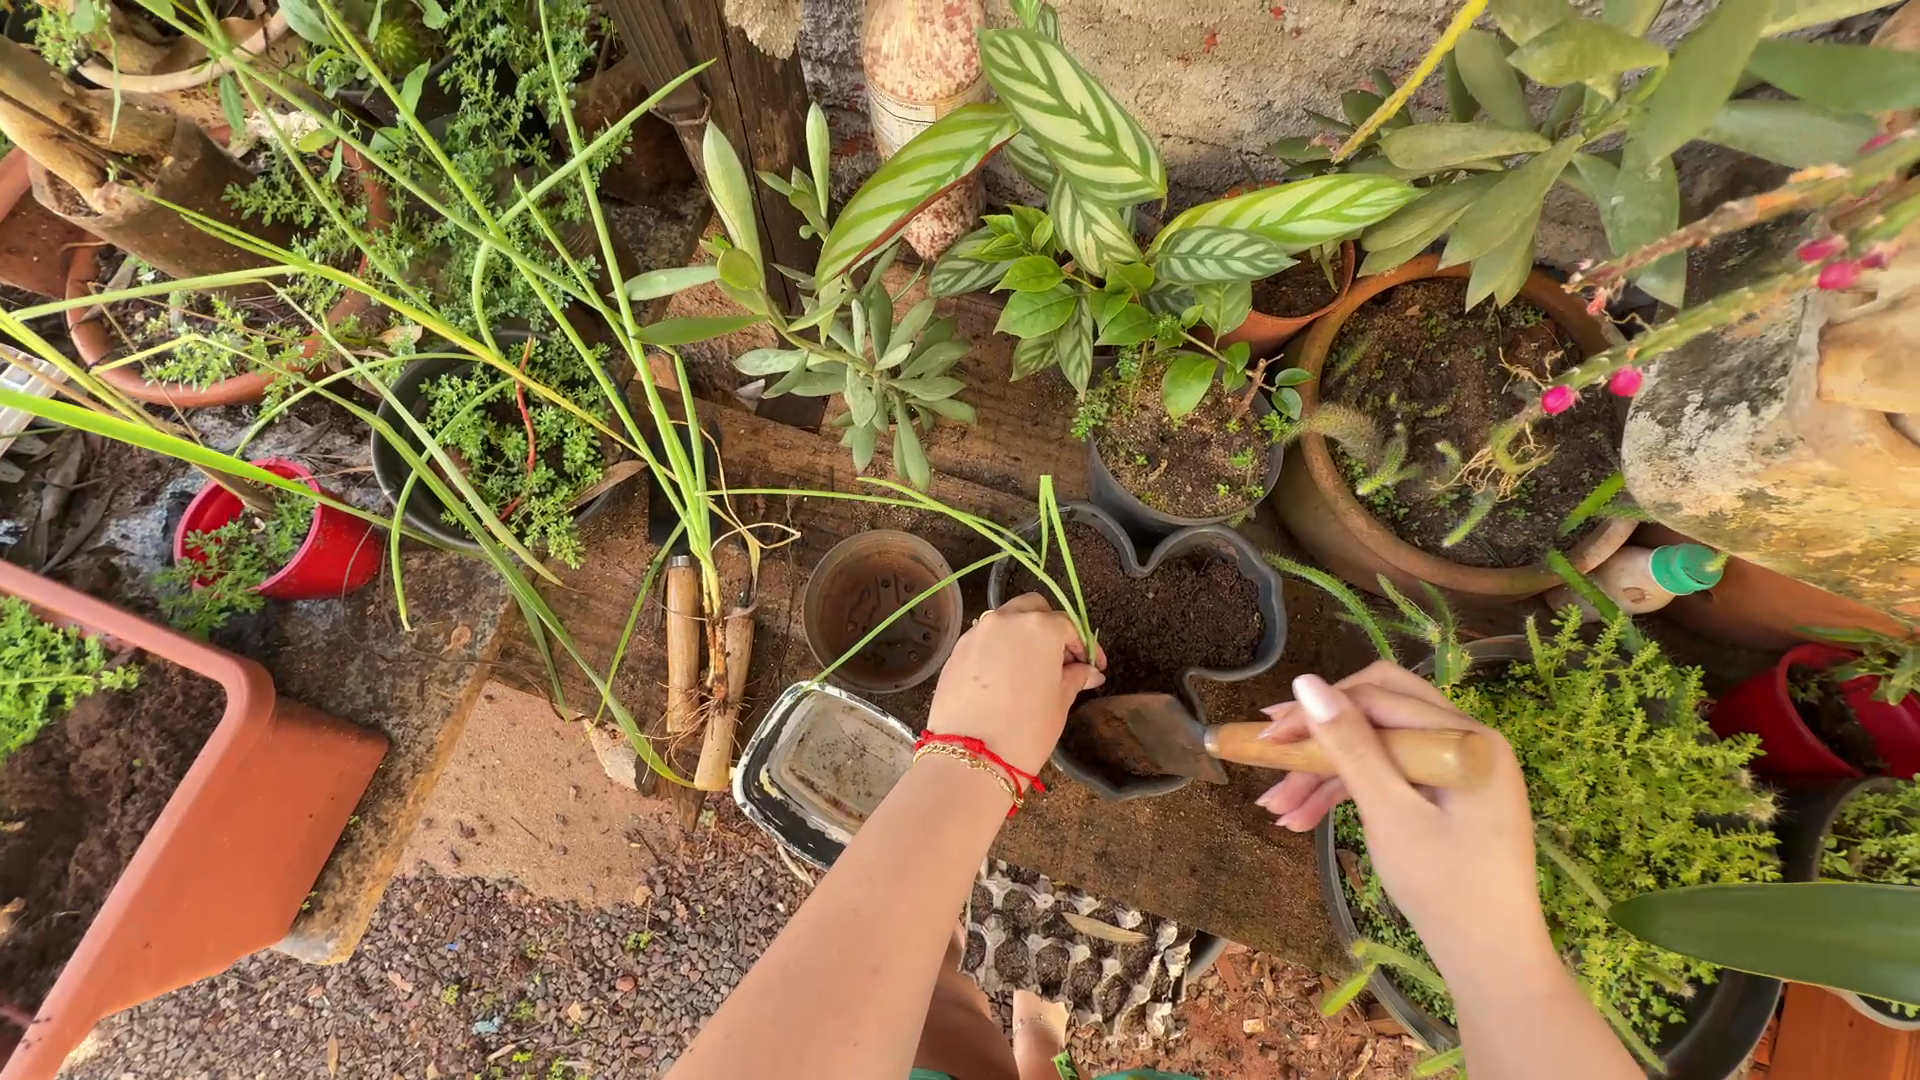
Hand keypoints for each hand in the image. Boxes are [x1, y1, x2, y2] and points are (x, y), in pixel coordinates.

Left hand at [926, 593, 1105, 774]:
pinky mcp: (957, 650)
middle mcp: (1006, 620)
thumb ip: (1074, 677)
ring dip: (1022, 635)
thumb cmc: (1026, 730)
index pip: (1069, 625)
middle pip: (1033, 609)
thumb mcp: (1059, 702)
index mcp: (1039, 627)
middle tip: (1062, 657)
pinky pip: (984, 639)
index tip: (1092, 667)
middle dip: (1051, 627)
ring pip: (1005, 620)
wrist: (972, 755)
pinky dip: (999, 648)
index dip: (1085, 646)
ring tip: (1033, 668)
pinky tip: (1005, 676)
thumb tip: (1089, 672)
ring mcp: (977, 632)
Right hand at [1254, 663, 1545, 971]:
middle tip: (1271, 750)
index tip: (1269, 737)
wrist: (1492, 961)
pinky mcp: (1438, 791)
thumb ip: (1349, 742)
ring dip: (1321, 772)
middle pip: (1371, 711)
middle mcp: (1461, 740)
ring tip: (1275, 807)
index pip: (1375, 697)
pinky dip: (1342, 791)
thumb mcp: (1388, 810)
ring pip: (1370, 746)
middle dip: (1318, 734)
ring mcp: (1450, 766)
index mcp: (1463, 737)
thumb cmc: (1446, 886)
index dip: (1316, 712)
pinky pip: (1382, 774)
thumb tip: (1305, 680)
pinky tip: (1301, 818)